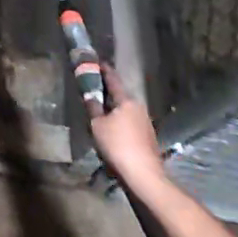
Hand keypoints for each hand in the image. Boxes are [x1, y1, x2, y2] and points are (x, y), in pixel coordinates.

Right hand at [88, 66, 166, 186]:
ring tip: (101, 111)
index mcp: (127, 100)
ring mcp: (145, 122)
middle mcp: (138, 107)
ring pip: (126, 110)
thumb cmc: (117, 145)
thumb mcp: (98, 125)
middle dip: (108, 92)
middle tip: (94, 89)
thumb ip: (93, 108)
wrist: (143, 174)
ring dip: (114, 109)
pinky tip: (113, 130)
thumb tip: (90, 94)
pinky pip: (130, 122)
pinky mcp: (147, 136)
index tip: (98, 62)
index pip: (113, 80)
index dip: (104, 70)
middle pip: (120, 96)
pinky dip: (120, 121)